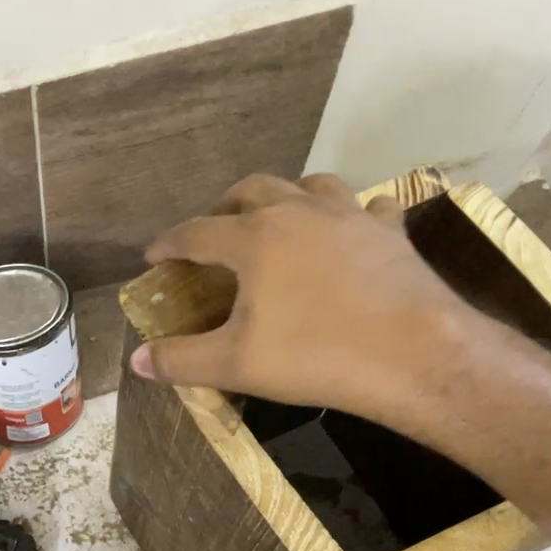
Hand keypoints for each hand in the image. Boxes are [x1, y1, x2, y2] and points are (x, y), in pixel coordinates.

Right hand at [132, 173, 483, 421]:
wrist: (415, 355)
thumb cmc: (314, 356)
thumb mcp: (233, 364)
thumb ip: (179, 360)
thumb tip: (136, 362)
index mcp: (253, 239)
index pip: (196, 232)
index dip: (168, 244)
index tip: (153, 255)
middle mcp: (298, 212)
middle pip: (251, 190)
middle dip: (224, 208)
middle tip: (214, 234)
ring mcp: (349, 216)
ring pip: (309, 186)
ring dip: (285, 198)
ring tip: (278, 221)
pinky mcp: (390, 232)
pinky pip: (367, 207)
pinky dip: (351, 215)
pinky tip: (350, 231)